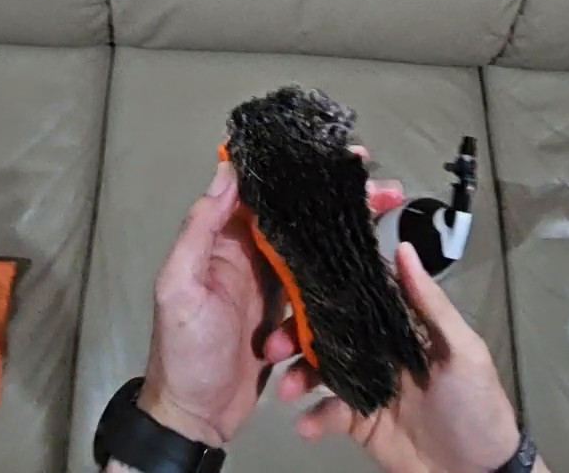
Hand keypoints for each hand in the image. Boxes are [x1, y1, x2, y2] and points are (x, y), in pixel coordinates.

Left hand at [139, 158, 406, 447]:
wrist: (196, 417)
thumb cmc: (183, 349)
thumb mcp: (179, 284)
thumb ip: (201, 227)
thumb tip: (227, 170)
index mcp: (226, 236)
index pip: (263, 190)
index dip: (296, 166)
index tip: (334, 150)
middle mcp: (254, 250)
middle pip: (300, 212)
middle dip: (338, 194)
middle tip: (380, 182)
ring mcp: (276, 280)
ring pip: (317, 242)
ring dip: (349, 225)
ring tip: (388, 205)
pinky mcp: (293, 309)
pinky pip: (322, 283)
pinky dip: (345, 270)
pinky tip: (374, 257)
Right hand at [279, 243, 528, 472]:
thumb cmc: (477, 404)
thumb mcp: (462, 350)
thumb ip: (430, 303)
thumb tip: (403, 248)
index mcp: (400, 325)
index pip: (358, 296)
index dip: (326, 287)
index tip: (293, 280)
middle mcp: (378, 349)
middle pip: (329, 331)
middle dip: (296, 333)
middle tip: (272, 342)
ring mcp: (367, 385)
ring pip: (322, 370)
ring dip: (298, 374)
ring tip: (285, 387)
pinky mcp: (360, 422)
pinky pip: (330, 414)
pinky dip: (314, 419)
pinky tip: (305, 425)